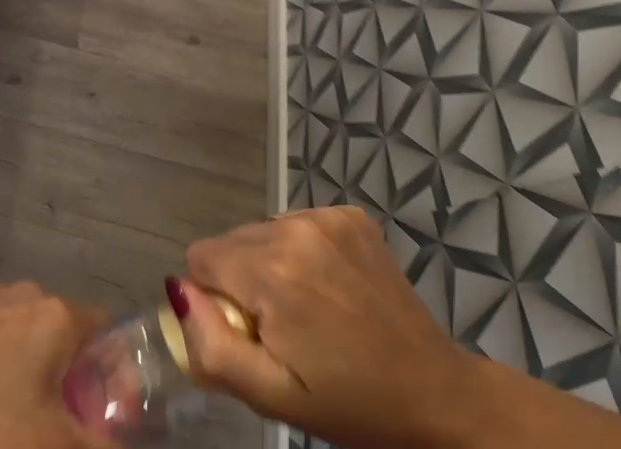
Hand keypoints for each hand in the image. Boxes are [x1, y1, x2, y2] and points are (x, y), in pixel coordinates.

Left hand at [0, 282, 113, 448]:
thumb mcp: (51, 446)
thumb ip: (98, 443)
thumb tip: (116, 443)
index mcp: (53, 312)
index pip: (107, 330)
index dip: (116, 375)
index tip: (106, 417)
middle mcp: (19, 294)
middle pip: (66, 334)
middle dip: (73, 380)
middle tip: (65, 426)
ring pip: (24, 338)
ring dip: (33, 376)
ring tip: (19, 422)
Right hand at [173, 207, 474, 448]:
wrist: (439, 396)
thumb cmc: (350, 403)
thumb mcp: (269, 394)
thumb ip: (210, 343)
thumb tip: (181, 294)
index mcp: (272, 271)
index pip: (199, 258)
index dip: (215, 300)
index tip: (251, 332)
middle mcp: (295, 230)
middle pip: (228, 243)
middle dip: (241, 281)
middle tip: (282, 329)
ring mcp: (327, 218)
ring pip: (259, 233)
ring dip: (269, 265)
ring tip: (308, 309)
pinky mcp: (350, 217)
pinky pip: (294, 226)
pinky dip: (300, 252)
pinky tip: (328, 287)